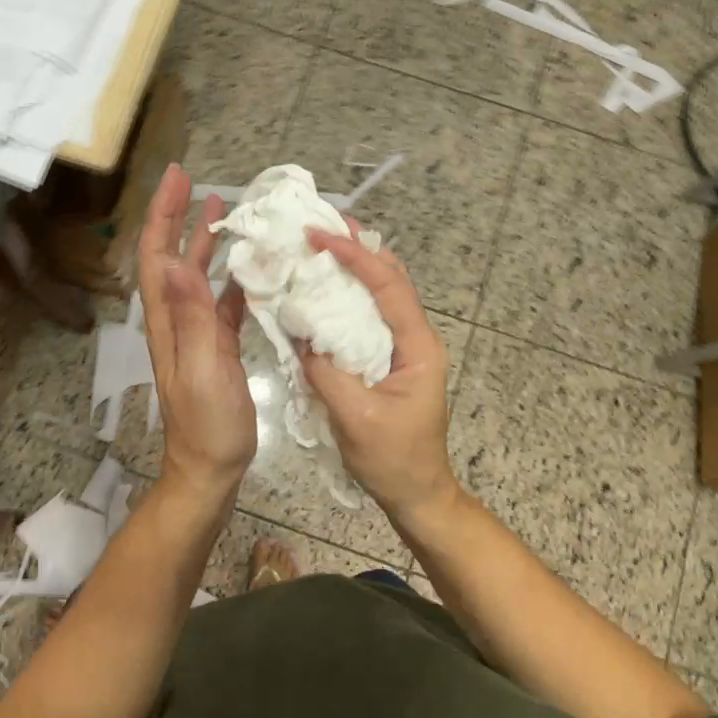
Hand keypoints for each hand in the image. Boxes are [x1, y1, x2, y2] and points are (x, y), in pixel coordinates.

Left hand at [137, 164, 255, 496]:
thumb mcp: (201, 366)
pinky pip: (223, 303)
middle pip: (172, 257)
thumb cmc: (206, 423)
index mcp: (168, 321)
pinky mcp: (217, 347)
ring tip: (225, 210)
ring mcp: (196, 334)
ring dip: (205, 242)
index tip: (177, 177)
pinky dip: (233, 279)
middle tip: (200, 182)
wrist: (210, 467)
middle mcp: (177, 320)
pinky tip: (252, 267)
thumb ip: (192, 316)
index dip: (163, 215)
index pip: (157, 256)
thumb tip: (176, 262)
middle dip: (180, 217)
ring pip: (197, 276)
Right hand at [300, 226, 457, 522]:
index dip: (354, 255)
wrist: (417, 493)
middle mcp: (415, 338)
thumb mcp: (356, 417)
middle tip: (319, 223)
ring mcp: (404, 348)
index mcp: (417, 346)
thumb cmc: (392, 459)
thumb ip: (327, 371)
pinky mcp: (389, 360)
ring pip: (380, 293)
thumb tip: (299, 333)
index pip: (388, 285)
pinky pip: (369, 316)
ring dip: (352, 267)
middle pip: (390, 277)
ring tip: (318, 244)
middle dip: (356, 247)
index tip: (318, 234)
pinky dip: (346, 296)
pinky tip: (321, 291)